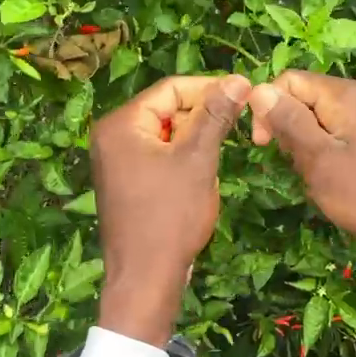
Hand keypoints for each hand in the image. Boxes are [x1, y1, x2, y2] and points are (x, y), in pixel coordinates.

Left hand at [90, 73, 250, 345]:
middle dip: (202, 114)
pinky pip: (158, 155)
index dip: (209, 88)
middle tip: (238, 124)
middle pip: (166, 109)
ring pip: (165, 133)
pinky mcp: (126, 182)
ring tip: (222, 150)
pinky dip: (182, 156)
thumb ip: (215, 116)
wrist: (145, 278)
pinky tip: (203, 173)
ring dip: (195, 137)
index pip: (170, 89)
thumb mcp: (198, 160)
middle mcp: (111, 137)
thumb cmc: (170, 216)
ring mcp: (116, 161)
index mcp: (121, 125)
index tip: (244, 93)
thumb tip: (238, 79)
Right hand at [247, 70, 355, 246]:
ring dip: (304, 146)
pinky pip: (335, 133)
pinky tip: (329, 178)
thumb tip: (258, 89)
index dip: (267, 107)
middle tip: (295, 165)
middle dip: (287, 129)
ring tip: (314, 176)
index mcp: (342, 94)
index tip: (262, 144)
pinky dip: (323, 153)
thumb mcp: (319, 159)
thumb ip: (289, 122)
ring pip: (316, 119)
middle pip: (302, 98)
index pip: (287, 80)